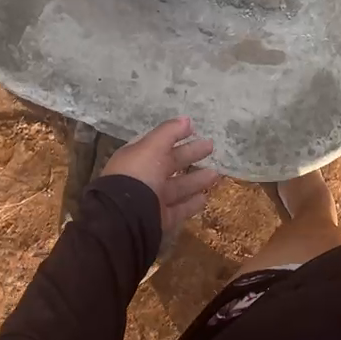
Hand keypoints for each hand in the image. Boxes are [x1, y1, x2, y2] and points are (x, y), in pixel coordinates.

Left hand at [101, 117, 220, 237]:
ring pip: (177, 187)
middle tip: (210, 147)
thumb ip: (169, 132)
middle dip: (190, 154)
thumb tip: (187, 120)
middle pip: (170, 163)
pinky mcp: (159, 219)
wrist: (125, 218)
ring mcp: (151, 199)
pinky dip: (191, 204)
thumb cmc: (137, 175)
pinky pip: (178, 209)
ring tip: (215, 174)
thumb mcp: (152, 147)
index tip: (193, 129)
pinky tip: (205, 198)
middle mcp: (143, 177)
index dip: (175, 135)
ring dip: (195, 179)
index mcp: (137, 157)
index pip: (158, 143)